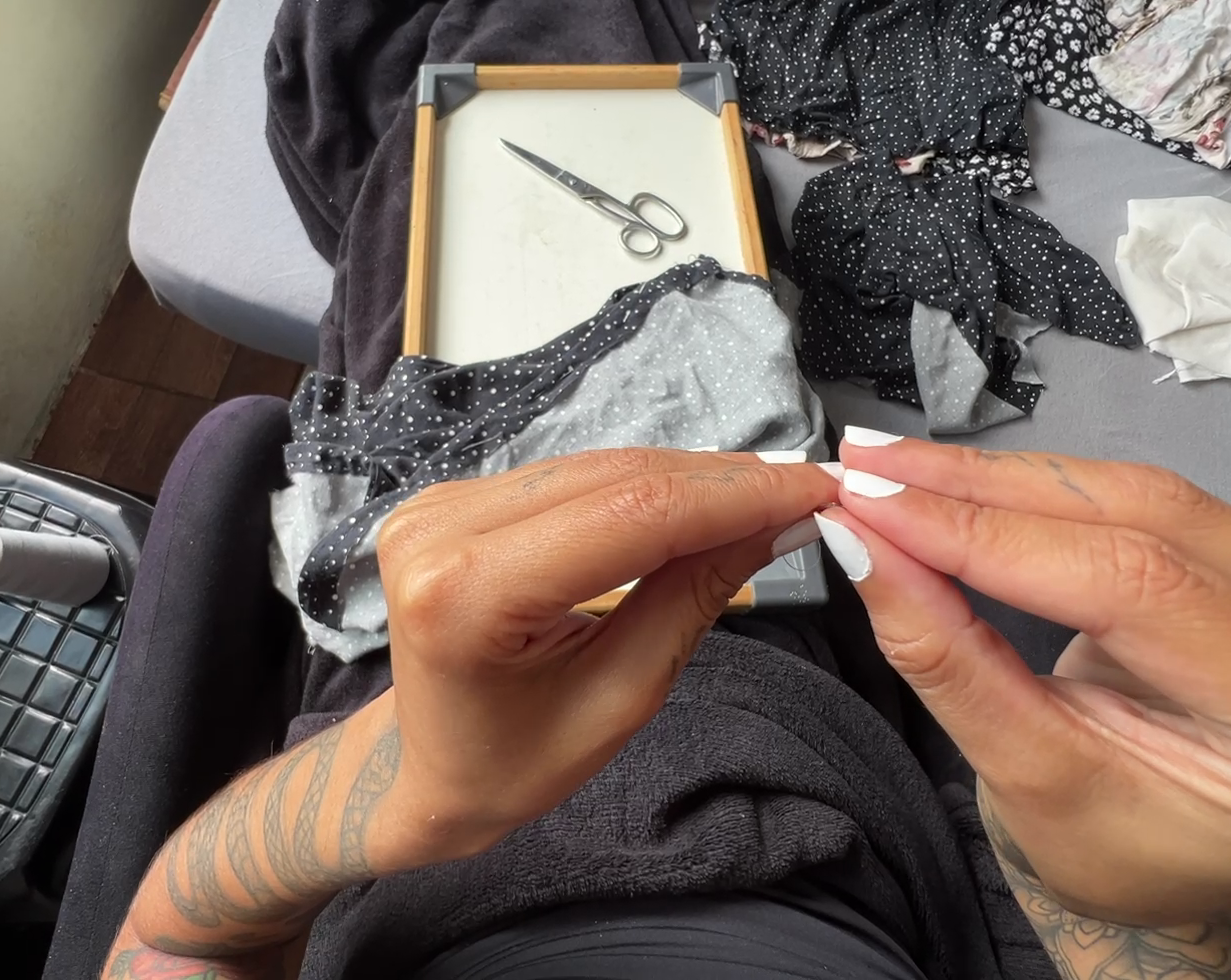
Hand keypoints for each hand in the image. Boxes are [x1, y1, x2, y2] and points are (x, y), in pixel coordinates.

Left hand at [375, 448, 837, 861]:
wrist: (418, 763)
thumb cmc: (511, 762)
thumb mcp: (618, 699)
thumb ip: (692, 599)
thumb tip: (774, 523)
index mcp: (468, 593)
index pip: (630, 516)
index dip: (732, 496)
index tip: (812, 488)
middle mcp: (442, 528)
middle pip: (614, 478)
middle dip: (719, 481)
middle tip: (800, 488)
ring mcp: (439, 503)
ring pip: (596, 467)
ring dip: (685, 477)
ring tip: (762, 492)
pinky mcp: (453, 497)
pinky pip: (569, 476)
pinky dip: (639, 484)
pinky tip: (692, 496)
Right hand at [815, 433, 1230, 925]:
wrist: (1170, 867)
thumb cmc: (1112, 856)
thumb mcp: (1022, 772)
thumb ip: (941, 651)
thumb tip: (858, 542)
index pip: (1135, 585)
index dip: (981, 533)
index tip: (867, 499)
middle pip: (1146, 518)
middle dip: (979, 486)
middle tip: (868, 463)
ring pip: (1141, 495)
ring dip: (998, 478)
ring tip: (894, 464)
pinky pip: (1147, 504)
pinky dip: (1034, 490)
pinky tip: (960, 480)